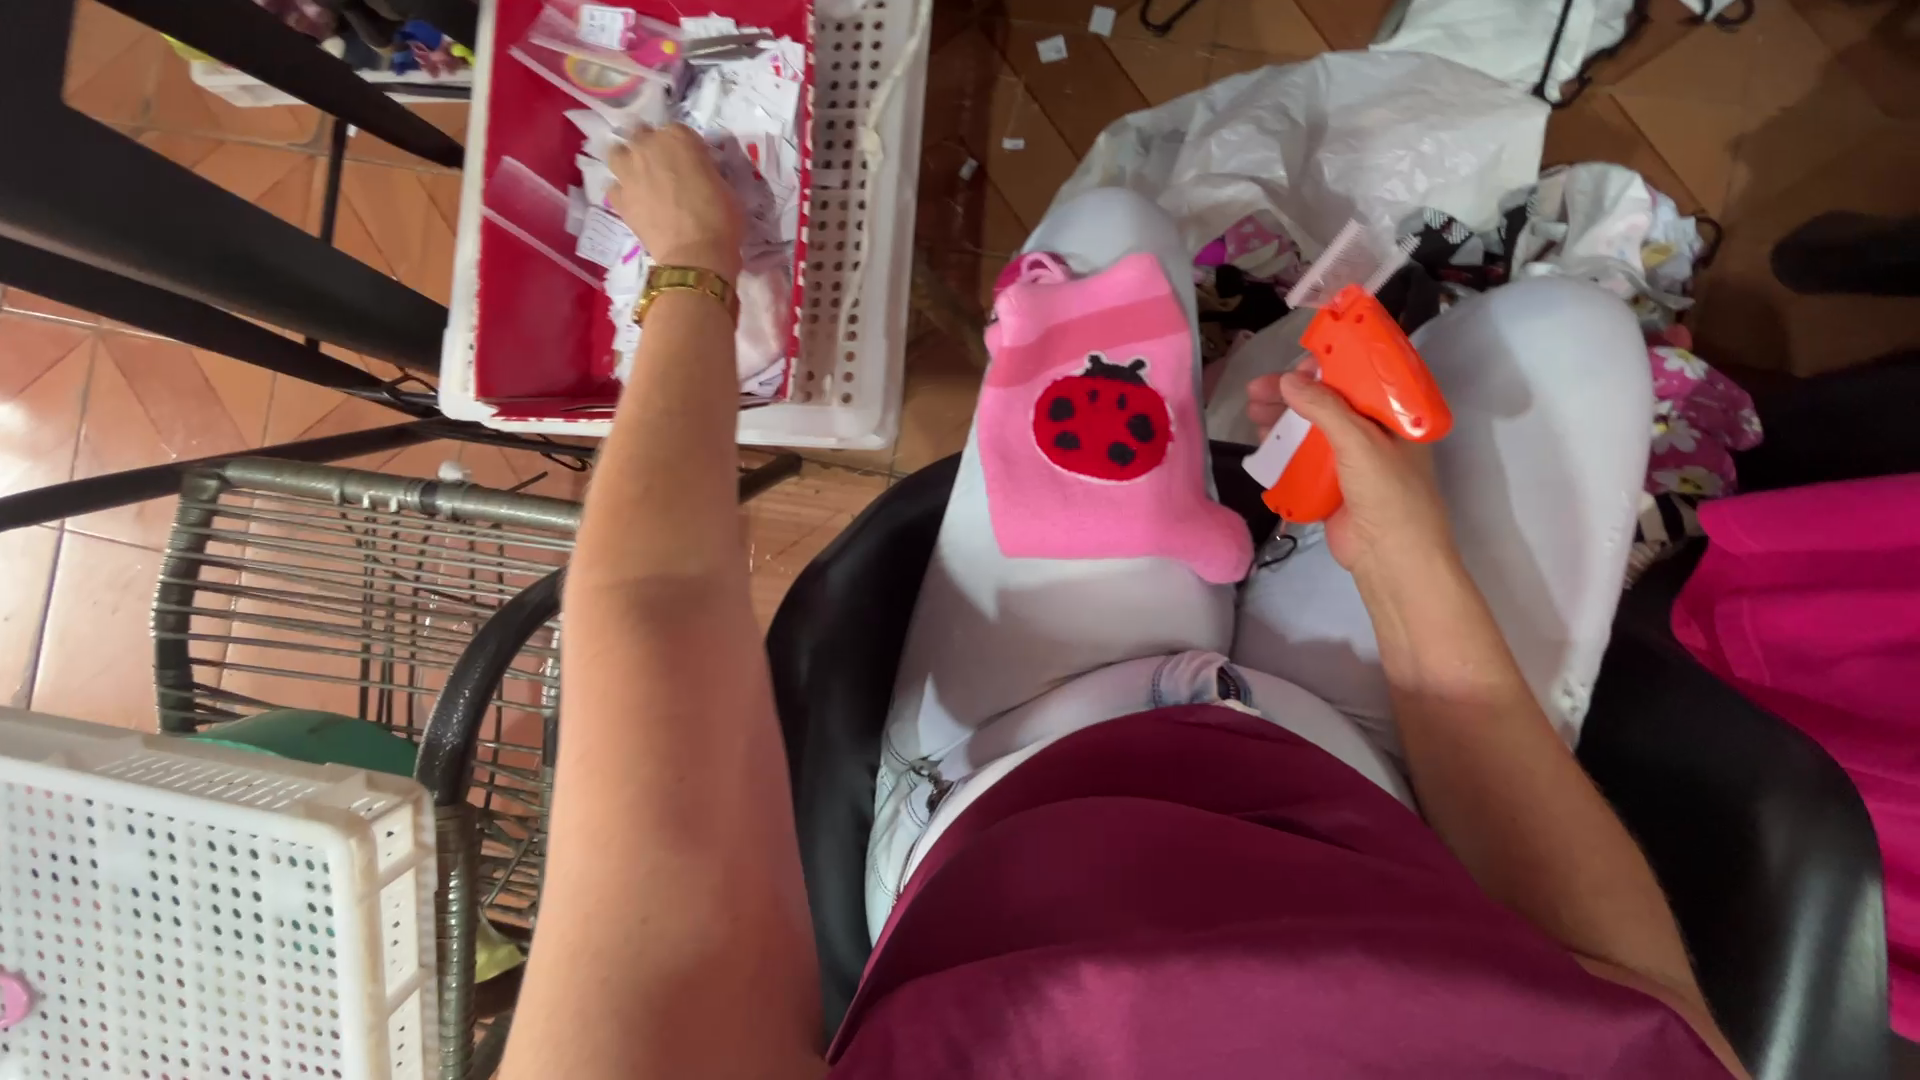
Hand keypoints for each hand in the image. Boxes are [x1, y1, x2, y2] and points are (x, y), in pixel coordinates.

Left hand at [609, 124, 742, 277]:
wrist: (697, 256)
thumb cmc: (721, 220)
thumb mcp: (726, 188)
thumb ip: (707, 172)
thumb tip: (701, 174)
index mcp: (678, 138)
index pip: (678, 132)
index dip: (686, 149)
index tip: (693, 164)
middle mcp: (647, 146)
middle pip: (642, 136)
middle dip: (652, 149)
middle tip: (665, 170)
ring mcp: (628, 171)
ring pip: (618, 154)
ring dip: (628, 163)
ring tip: (641, 180)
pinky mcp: (618, 198)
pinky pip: (615, 187)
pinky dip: (624, 193)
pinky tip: (636, 204)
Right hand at [1246, 372, 1455, 584]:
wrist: (1390, 557)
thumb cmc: (1389, 494)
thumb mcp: (1360, 443)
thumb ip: (1325, 409)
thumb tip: (1286, 381)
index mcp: (1396, 416)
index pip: (1362, 378)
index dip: (1329, 366)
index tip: (1296, 364)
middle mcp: (1375, 432)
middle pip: (1329, 402)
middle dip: (1293, 394)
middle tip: (1256, 391)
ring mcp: (1352, 459)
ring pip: (1312, 428)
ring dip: (1282, 419)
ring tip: (1252, 414)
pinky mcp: (1331, 483)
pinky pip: (1303, 457)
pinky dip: (1283, 447)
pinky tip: (1263, 441)